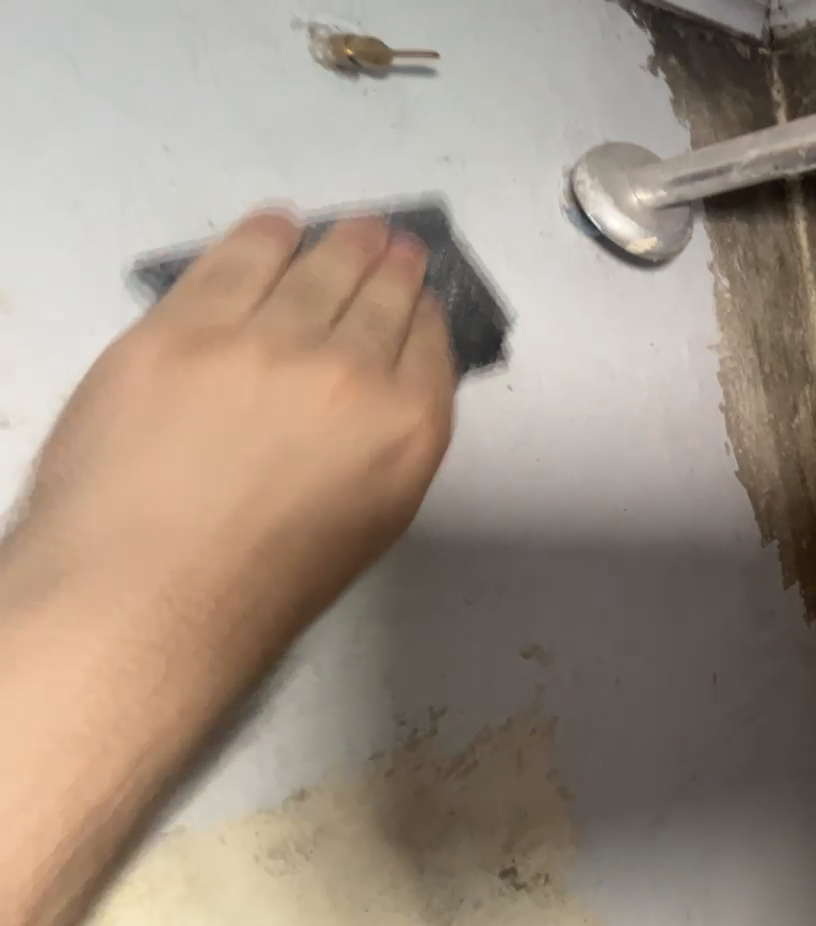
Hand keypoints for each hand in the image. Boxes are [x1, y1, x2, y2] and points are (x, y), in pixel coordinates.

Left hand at [0, 210, 455, 688]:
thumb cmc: (289, 565)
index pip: (429, 342)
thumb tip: (390, 381)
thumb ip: (400, 433)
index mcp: (413, 422)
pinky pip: (231, 266)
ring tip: (354, 226)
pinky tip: (276, 223)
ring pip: (315, 271)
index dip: (425, 309)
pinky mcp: (179, 332)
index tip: (422, 293)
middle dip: (393, 264)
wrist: (159, 586)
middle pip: (380, 296)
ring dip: (341, 242)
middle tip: (395, 240)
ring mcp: (262, 344)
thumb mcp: (386, 503)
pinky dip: (260, 237)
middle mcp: (353, 371)